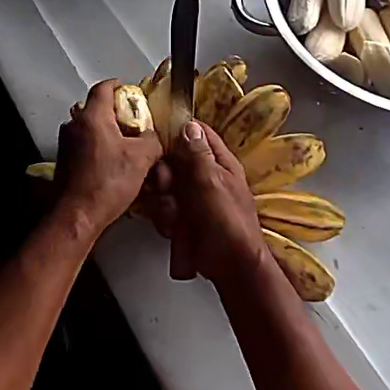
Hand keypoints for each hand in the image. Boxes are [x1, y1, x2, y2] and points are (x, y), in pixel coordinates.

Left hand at [55, 79, 162, 235]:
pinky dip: (99, 149)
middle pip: (96, 108)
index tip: (130, 91)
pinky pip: (84, 146)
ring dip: (107, 133)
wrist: (78, 215)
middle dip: (117, 113)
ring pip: (90, 128)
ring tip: (127, 146)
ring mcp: (66, 144)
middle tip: (135, 122)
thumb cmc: (105, 185)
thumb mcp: (142, 157)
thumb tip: (154, 137)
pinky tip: (114, 164)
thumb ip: (152, 139)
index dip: (120, 86)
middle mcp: (74, 126)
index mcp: (92, 117)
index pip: (104, 87)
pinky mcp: (65, 162)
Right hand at [149, 120, 271, 287]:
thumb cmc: (226, 220)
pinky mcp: (184, 218)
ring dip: (165, 202)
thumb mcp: (211, 180)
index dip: (178, 131)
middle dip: (166, 175)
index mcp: (219, 162)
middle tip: (167, 186)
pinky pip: (165, 210)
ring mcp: (194, 198)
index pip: (198, 132)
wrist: (230, 265)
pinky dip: (167, 220)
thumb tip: (190, 124)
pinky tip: (176, 229)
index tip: (159, 137)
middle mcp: (206, 176)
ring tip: (176, 216)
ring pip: (166, 188)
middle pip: (174, 161)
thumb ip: (198, 153)